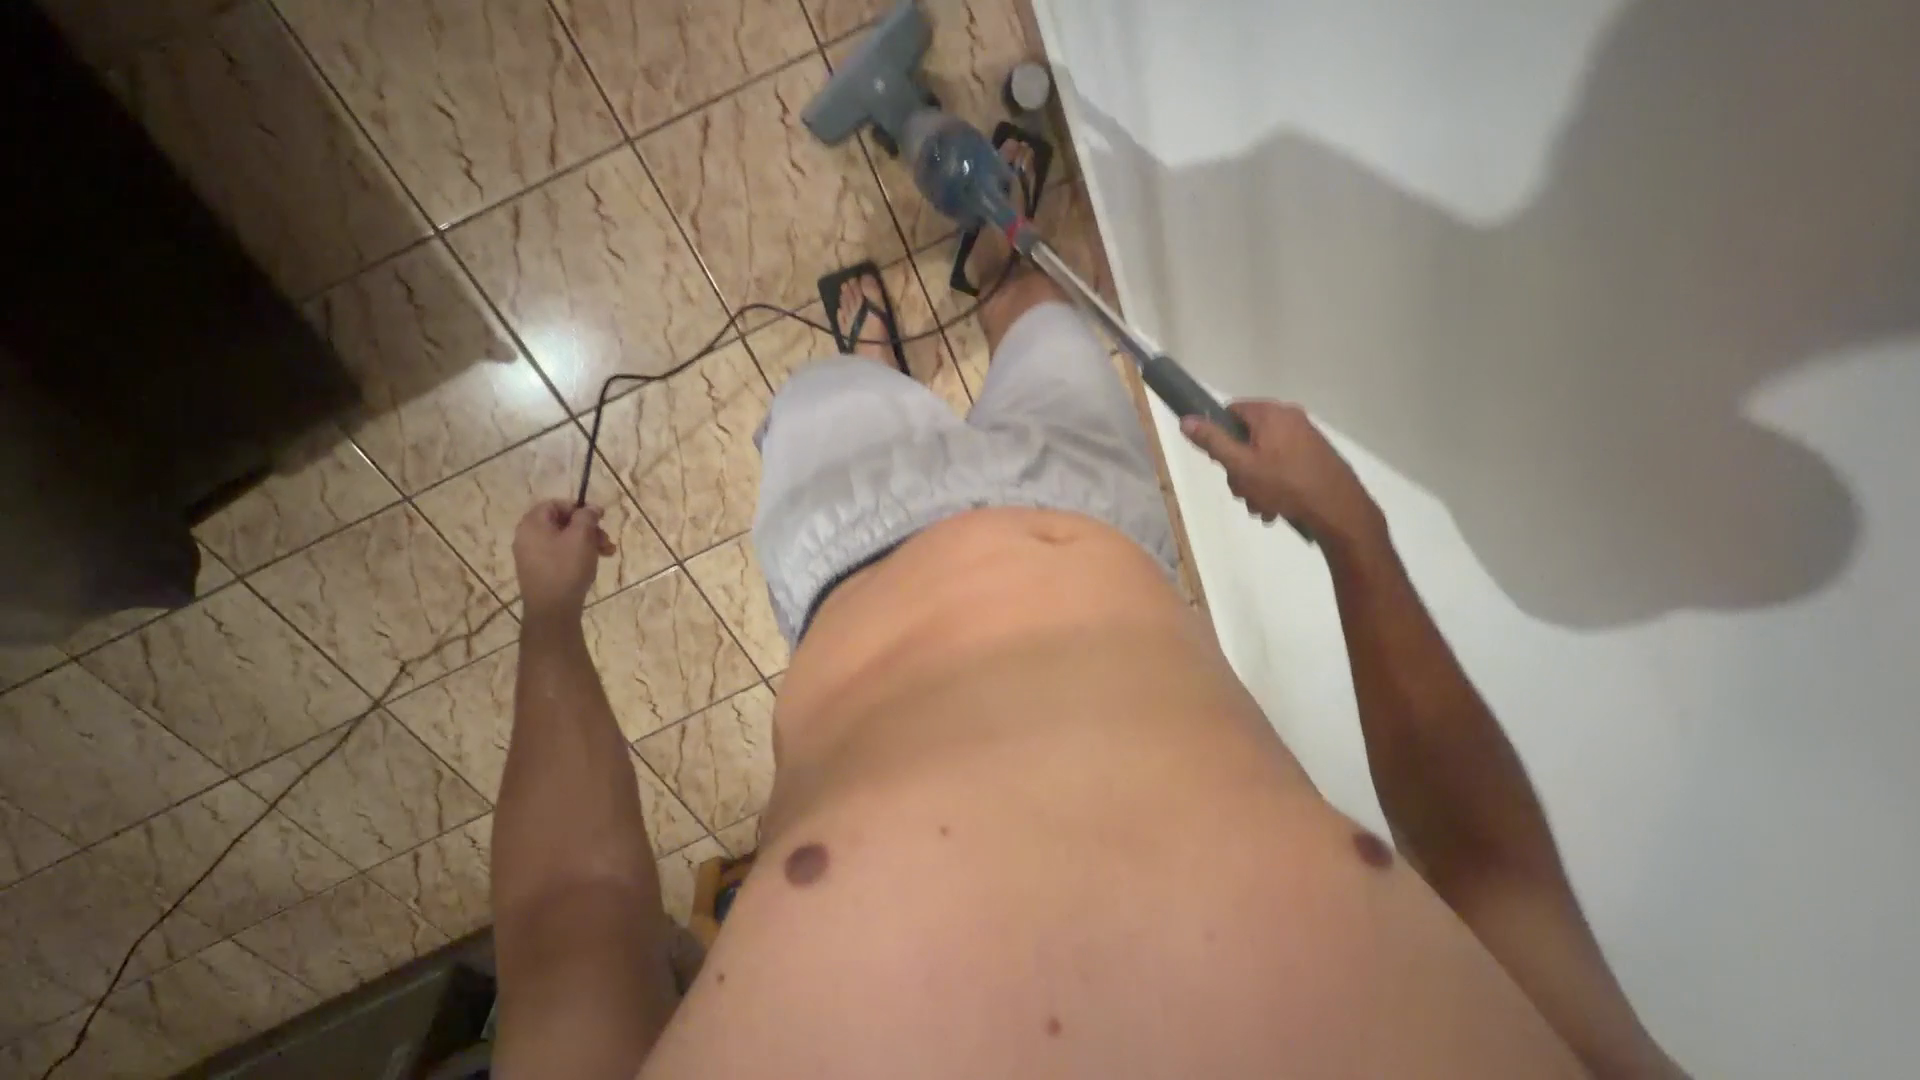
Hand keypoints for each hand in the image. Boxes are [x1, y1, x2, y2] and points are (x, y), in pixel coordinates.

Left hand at [513, 500, 614, 619]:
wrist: (552, 609)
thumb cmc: (566, 568)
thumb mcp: (581, 537)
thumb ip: (587, 516)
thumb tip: (591, 508)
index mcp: (533, 524)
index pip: (555, 504)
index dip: (579, 507)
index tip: (600, 517)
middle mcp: (526, 536)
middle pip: (561, 522)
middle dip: (588, 528)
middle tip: (606, 540)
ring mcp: (530, 555)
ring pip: (563, 539)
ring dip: (586, 542)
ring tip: (606, 553)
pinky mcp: (537, 570)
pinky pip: (558, 554)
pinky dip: (576, 554)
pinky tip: (591, 564)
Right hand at [1181, 401, 1384, 547]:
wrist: (1338, 507)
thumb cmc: (1285, 483)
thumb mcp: (1241, 465)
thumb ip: (1212, 441)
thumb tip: (1186, 420)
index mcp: (1270, 413)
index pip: (1231, 412)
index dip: (1219, 436)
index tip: (1221, 462)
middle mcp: (1289, 417)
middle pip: (1247, 437)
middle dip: (1239, 469)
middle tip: (1243, 491)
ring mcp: (1305, 436)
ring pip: (1264, 455)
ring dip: (1255, 482)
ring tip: (1262, 506)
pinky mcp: (1315, 454)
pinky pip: (1283, 464)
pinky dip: (1275, 484)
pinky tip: (1276, 507)